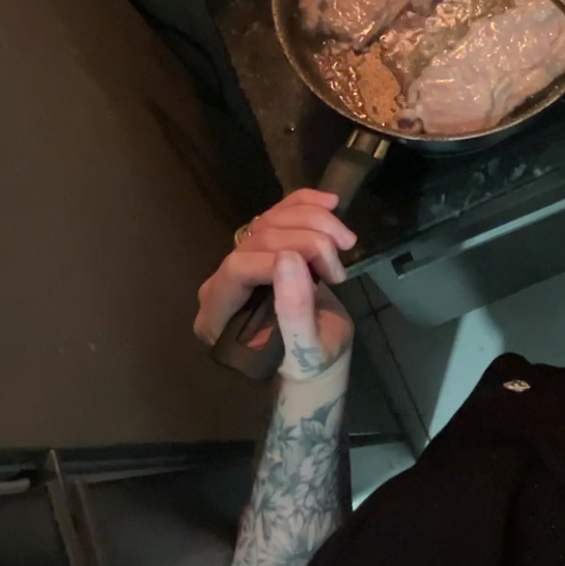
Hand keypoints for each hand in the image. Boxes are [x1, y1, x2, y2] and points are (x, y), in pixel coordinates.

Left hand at [195, 190, 355, 381]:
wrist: (319, 358)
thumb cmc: (308, 363)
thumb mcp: (307, 349)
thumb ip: (294, 311)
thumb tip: (289, 258)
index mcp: (218, 314)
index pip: (237, 269)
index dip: (278, 258)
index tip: (319, 269)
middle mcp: (222, 281)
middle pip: (259, 239)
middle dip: (308, 241)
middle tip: (339, 269)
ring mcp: (244, 259)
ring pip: (272, 219)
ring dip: (315, 220)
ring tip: (346, 243)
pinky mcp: (268, 245)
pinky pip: (281, 212)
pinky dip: (308, 203)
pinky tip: (332, 203)